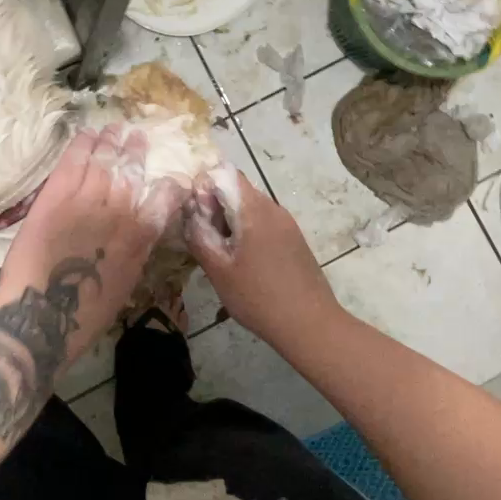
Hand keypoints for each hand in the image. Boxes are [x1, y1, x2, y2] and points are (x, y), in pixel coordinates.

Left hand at [0, 127, 184, 369]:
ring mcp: (87, 198)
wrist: (40, 314)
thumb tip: (141, 231)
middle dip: (137, 151)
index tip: (172, 177)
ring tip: (115, 129)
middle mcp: (119, 210)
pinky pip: (73, 159)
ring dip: (111, 141)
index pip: (166, 196)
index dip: (171, 184)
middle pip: (133, 169)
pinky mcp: (56, 194)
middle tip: (139, 137)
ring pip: (104, 158)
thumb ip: (137, 249)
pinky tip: (87, 134)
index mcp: (140, 236)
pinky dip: (83, 143)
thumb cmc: (85, 312)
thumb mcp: (127, 282)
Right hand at [185, 170, 345, 348]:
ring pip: (251, 207)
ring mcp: (287, 224)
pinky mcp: (295, 239)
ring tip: (221, 251)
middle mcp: (273, 208)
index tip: (194, 214)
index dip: (204, 186)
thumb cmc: (259, 297)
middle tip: (204, 236)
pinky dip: (248, 231)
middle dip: (216, 205)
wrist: (310, 325)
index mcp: (254, 210)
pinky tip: (243, 261)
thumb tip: (190, 212)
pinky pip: (265, 222)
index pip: (225, 174)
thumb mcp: (219, 271)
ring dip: (231, 220)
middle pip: (238, 190)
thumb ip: (200, 236)